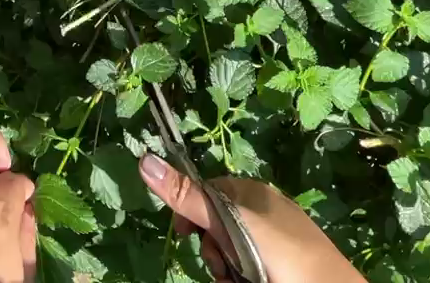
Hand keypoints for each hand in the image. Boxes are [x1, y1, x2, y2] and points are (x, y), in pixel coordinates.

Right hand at [137, 154, 364, 282]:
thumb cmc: (283, 255)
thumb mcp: (230, 223)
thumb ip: (187, 197)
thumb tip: (143, 159)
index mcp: (251, 193)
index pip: (205, 194)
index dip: (190, 215)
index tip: (185, 236)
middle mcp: (263, 213)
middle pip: (217, 227)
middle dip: (212, 250)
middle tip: (221, 268)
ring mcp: (277, 245)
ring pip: (233, 255)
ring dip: (227, 272)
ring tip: (238, 282)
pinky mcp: (286, 271)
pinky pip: (249, 271)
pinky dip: (243, 280)